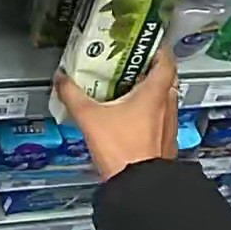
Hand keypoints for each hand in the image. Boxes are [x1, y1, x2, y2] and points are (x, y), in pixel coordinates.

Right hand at [55, 45, 179, 180]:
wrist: (140, 188)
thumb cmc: (121, 149)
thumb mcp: (89, 118)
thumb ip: (73, 95)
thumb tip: (61, 78)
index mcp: (154, 94)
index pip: (166, 62)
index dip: (159, 49)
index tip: (147, 42)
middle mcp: (167, 107)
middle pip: (167, 79)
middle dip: (152, 68)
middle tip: (134, 62)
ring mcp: (169, 126)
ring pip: (166, 99)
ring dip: (152, 90)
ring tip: (130, 86)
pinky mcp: (165, 142)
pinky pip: (162, 117)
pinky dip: (151, 110)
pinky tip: (131, 115)